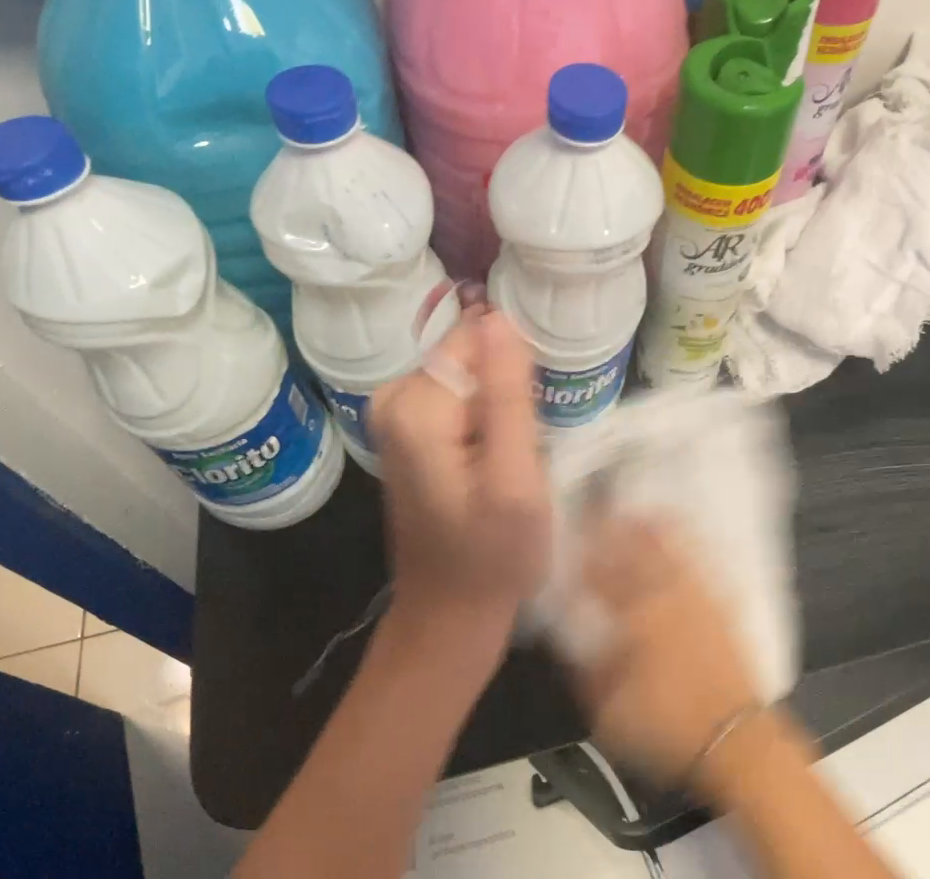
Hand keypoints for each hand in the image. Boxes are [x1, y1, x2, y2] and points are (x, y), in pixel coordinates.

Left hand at [368, 308, 550, 626]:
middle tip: (527, 446)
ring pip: (469, 377)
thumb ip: (508, 396)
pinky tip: (498, 459)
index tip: (537, 412)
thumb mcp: (514, 480)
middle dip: (507, 391)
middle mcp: (392, 399)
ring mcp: (395, 415)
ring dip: (500, 407)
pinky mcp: (408, 431)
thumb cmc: (492, 556)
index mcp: (415, 406)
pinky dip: (486, 420)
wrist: (450, 612)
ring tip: (516, 456)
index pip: (477, 339)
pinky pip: (459, 397)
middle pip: (470, 356)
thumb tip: (500, 317)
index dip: (517, 370)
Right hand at [571, 516, 763, 789]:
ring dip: (650, 528)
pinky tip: (685, 538)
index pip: (598, 575)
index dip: (579, 554)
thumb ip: (584, 669)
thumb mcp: (607, 711)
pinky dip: (691, 546)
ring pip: (672, 550)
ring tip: (637, 513)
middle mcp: (666, 598)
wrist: (736, 741)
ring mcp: (699, 599)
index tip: (565, 539)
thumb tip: (567, 642)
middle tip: (597, 511)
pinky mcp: (723, 608)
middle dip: (613, 528)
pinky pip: (706, 565)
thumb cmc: (667, 729)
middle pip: (635, 551)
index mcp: (633, 619)